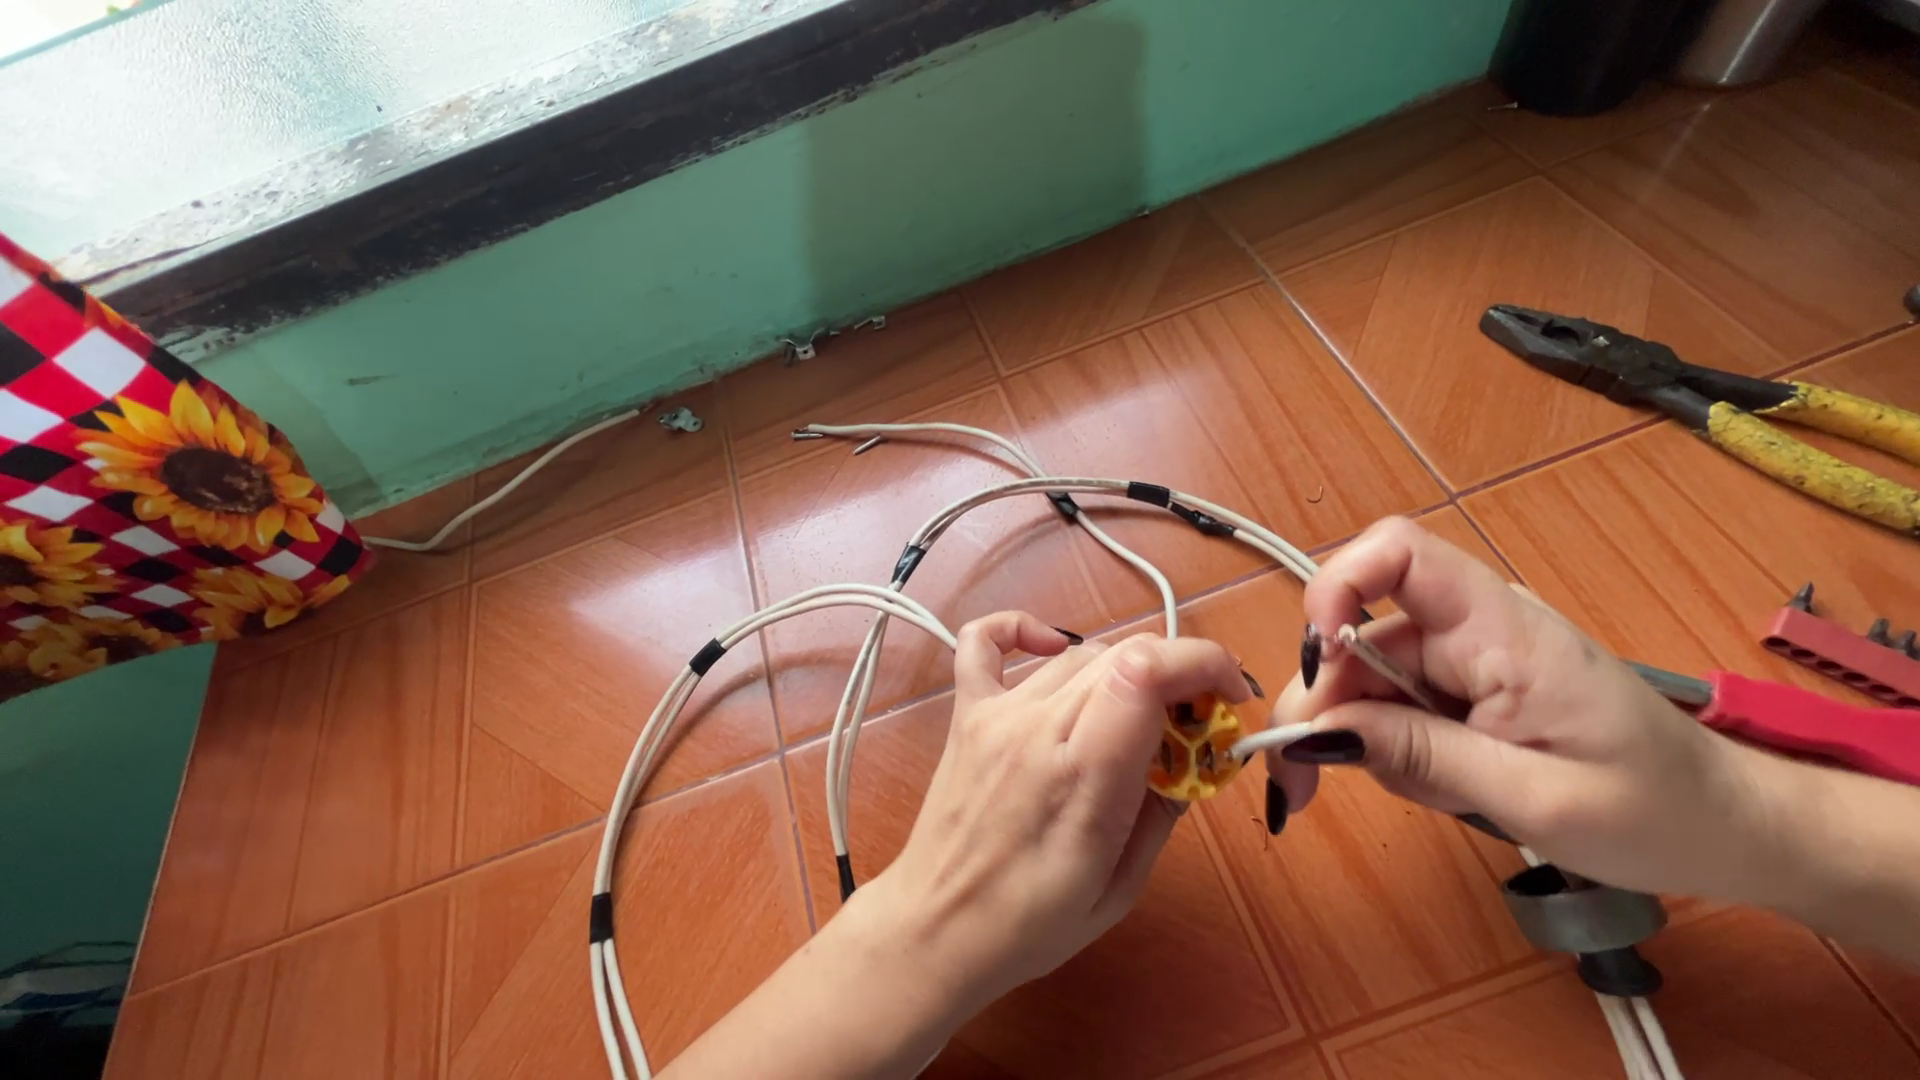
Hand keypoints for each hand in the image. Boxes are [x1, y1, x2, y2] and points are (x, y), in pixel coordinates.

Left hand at [860, 611, 1247, 1008]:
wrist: (936, 928)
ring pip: (1078, 653)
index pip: (1146, 672)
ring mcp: (996, 714)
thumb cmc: (1031, 924)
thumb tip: (1197, 755)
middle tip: (1196, 720)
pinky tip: (1051, 645)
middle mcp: (1037, 728)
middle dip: (1179, 672)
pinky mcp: (966, 712)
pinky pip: (982, 641)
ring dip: (1126, 669)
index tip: (1229, 696)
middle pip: (1123, 654)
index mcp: (1083, 776)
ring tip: (1139, 714)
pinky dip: (1021, 628)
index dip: (1203, 664)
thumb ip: (1162, 811)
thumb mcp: (1121, 887)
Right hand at [1267, 516, 1772, 899]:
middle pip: (1359, 633)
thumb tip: (1316, 730)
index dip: (1338, 584)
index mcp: (1505, 630)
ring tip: (1428, 793)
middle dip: (1326, 701)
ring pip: (1364, 677)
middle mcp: (1473, 627)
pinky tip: (1438, 783)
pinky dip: (1387, 745)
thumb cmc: (1656, 813)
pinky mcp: (1459, 683)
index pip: (1399, 552)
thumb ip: (1420, 755)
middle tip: (1306, 780)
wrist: (1729, 828)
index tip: (1317, 662)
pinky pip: (1388, 703)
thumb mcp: (1533, 798)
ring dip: (1363, 736)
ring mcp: (1464, 655)